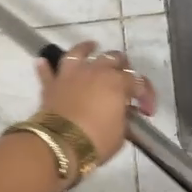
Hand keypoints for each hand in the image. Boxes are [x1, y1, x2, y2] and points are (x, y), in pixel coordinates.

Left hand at [36, 41, 156, 164]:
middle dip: (122, 66)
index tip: (147, 111)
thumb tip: (123, 113)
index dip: (147, 96)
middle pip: (113, 58)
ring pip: (79, 52)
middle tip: (124, 78)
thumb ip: (124, 119)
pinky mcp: (51, 84)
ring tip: (91, 47)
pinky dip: (45, 66)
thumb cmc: (96, 140)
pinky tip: (43, 61)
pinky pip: (47, 71)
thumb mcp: (121, 134)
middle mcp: (95, 71)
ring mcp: (71, 75)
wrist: (59, 145)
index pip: (139, 82)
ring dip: (87, 48)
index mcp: (117, 82)